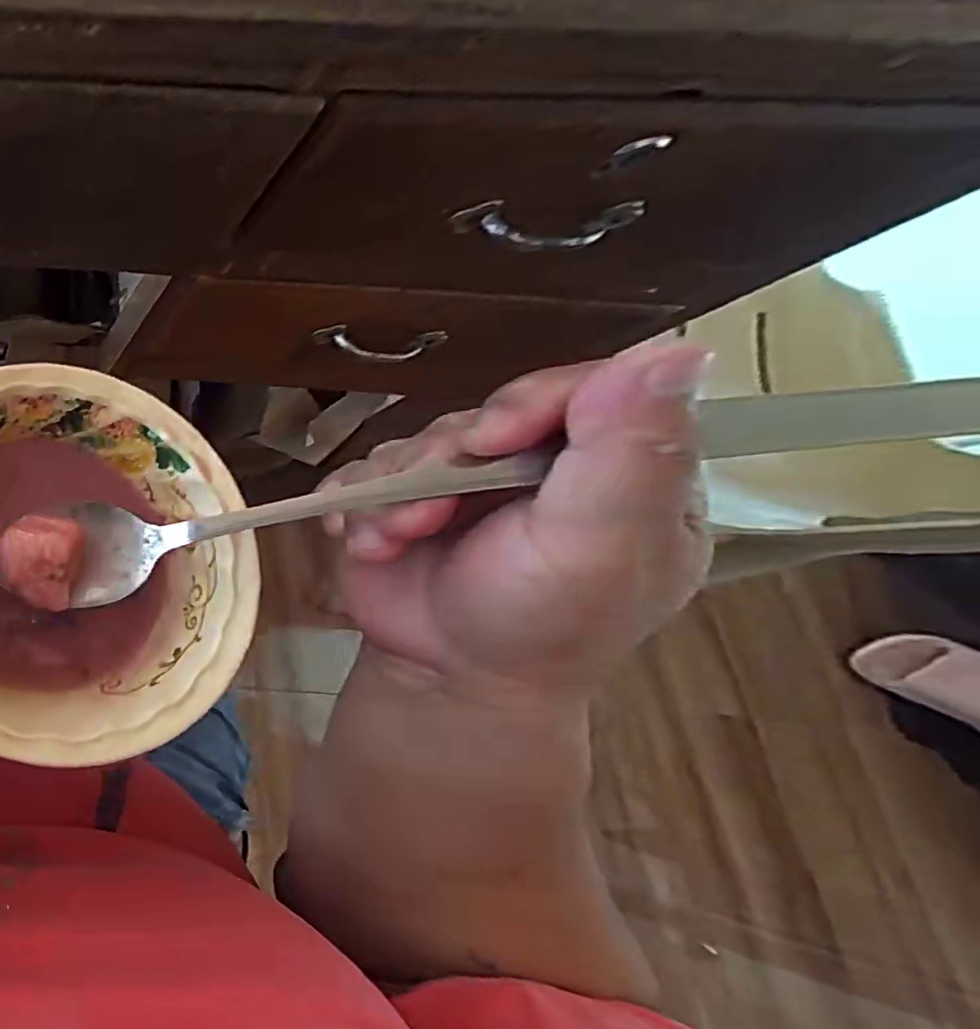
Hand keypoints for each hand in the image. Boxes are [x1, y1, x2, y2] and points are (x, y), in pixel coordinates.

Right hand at [320, 340, 714, 707]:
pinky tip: (356, 536)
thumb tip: (676, 349)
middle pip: (479, 417)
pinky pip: (363, 474)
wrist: (446, 679)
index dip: (529, 401)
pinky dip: (352, 502)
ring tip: (392, 539)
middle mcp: (532, 470)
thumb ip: (630, 454)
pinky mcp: (398, 504)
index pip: (581, 390)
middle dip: (439, 462)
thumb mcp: (599, 545)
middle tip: (427, 514)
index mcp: (611, 469)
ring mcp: (457, 487)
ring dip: (390, 492)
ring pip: (411, 445)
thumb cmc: (540, 624)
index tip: (491, 438)